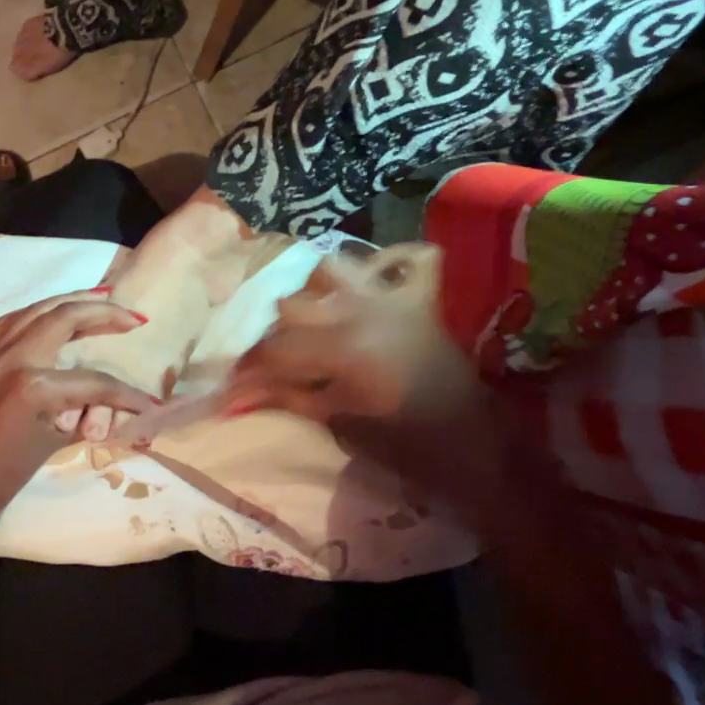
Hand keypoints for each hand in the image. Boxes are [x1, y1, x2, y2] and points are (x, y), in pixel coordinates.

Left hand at [0, 292, 156, 553]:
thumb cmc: (5, 475)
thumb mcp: (53, 441)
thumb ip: (83, 412)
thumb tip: (111, 402)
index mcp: (33, 385)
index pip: (93, 380)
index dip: (125, 393)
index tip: (147, 401)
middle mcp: (11, 357)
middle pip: (64, 317)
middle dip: (102, 311)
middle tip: (131, 317)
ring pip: (33, 310)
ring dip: (67, 303)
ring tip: (97, 303)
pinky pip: (8, 322)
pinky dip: (34, 315)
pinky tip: (51, 317)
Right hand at [221, 244, 515, 516]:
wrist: (474, 444)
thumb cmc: (403, 442)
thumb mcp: (336, 419)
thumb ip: (285, 397)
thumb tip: (234, 396)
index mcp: (340, 347)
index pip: (273, 351)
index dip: (246, 370)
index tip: (229, 387)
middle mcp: (361, 309)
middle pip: (292, 305)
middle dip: (272, 334)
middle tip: (269, 362)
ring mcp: (393, 297)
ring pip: (334, 267)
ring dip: (315, 290)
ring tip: (311, 317)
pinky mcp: (420, 298)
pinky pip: (407, 259)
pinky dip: (386, 264)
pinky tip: (368, 284)